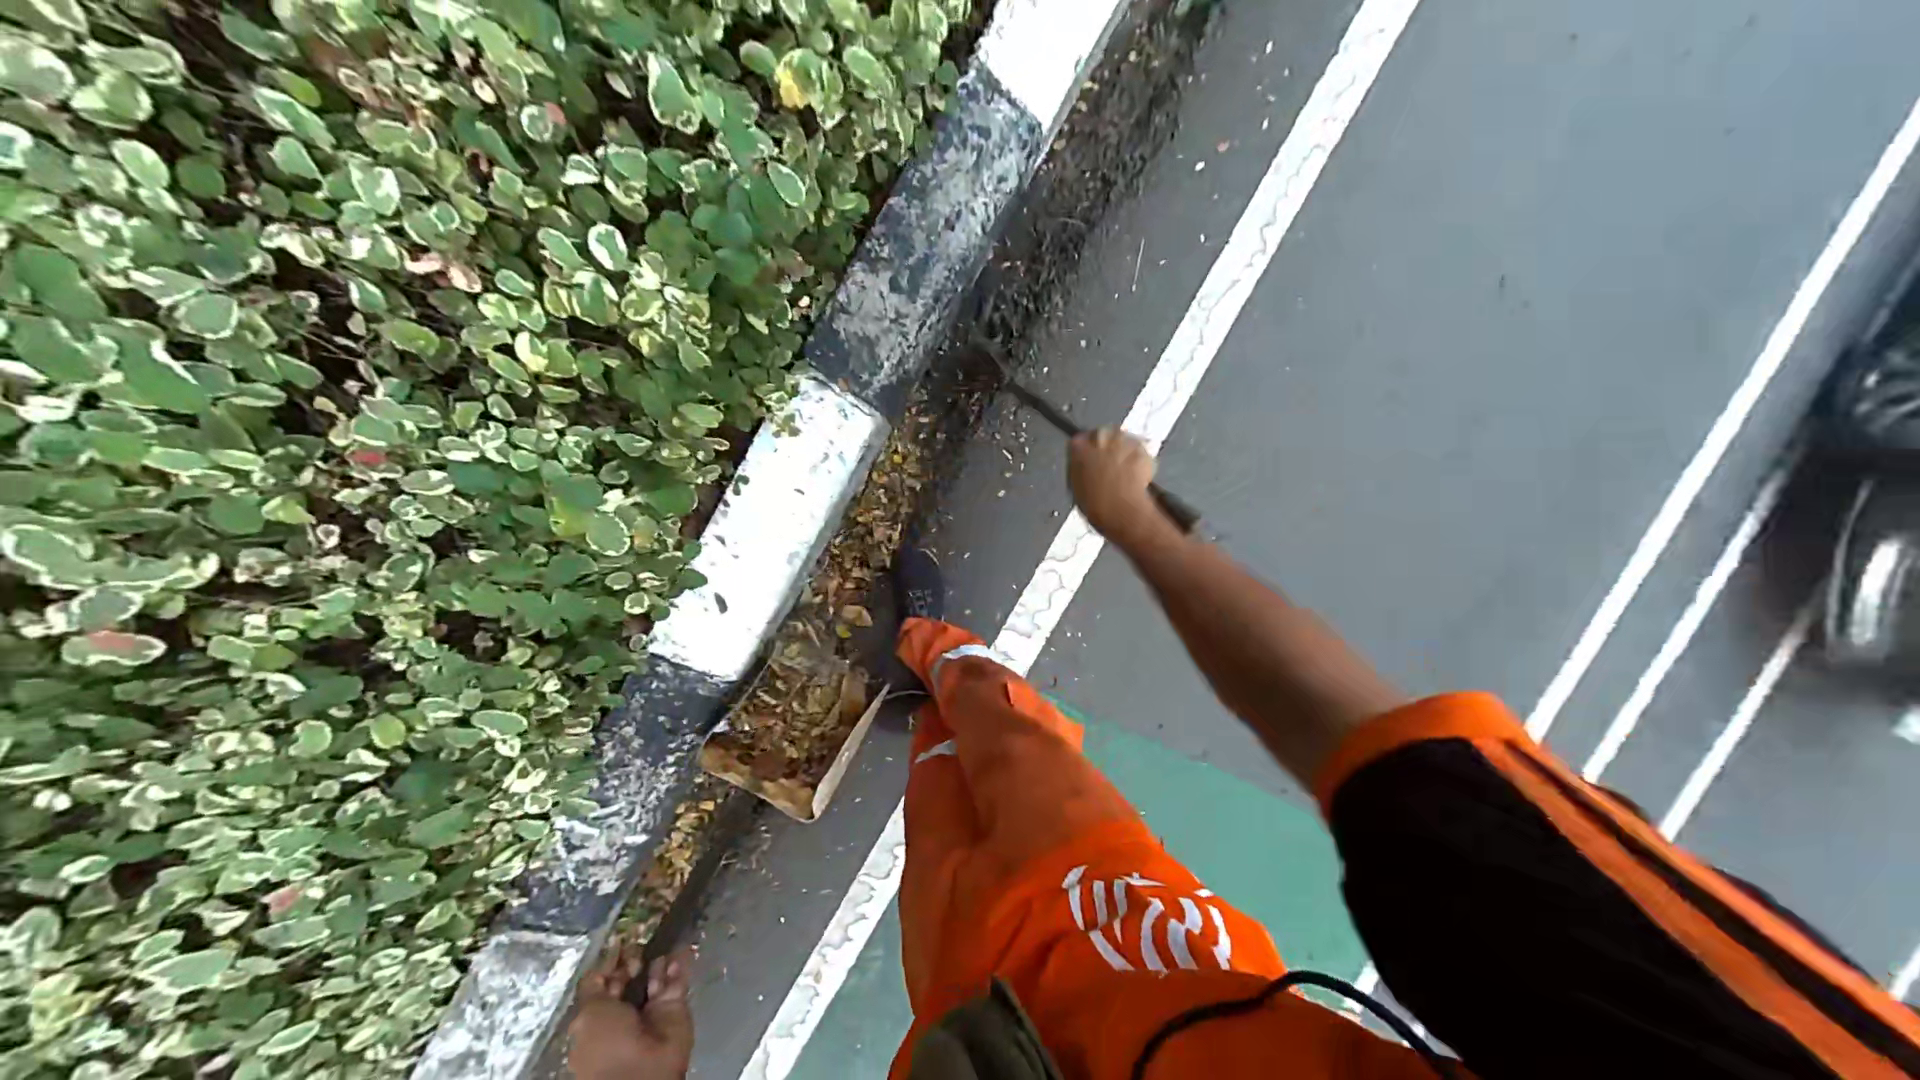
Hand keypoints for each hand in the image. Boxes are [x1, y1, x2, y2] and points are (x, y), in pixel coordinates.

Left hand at [567, 946, 694, 1079]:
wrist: (642, 1071)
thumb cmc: (605, 1044)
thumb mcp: (588, 1014)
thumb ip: (594, 985)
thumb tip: (606, 955)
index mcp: (598, 1020)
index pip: (604, 986)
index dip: (609, 964)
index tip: (619, 941)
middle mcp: (625, 1014)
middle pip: (630, 980)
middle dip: (633, 960)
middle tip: (638, 944)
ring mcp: (651, 1011)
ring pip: (655, 977)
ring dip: (656, 961)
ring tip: (658, 945)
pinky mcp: (675, 1007)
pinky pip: (677, 980)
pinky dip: (678, 965)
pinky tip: (677, 950)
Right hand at [1069, 427, 1161, 541]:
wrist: (1120, 509)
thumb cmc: (1094, 503)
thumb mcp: (1075, 485)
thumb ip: (1079, 467)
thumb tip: (1084, 464)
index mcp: (1077, 446)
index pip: (1080, 439)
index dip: (1088, 450)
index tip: (1092, 458)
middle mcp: (1099, 437)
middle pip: (1103, 434)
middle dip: (1107, 446)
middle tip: (1110, 464)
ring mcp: (1122, 440)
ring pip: (1124, 439)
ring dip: (1125, 450)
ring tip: (1125, 470)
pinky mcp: (1142, 447)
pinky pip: (1141, 450)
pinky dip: (1140, 459)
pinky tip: (1137, 474)